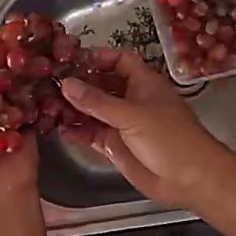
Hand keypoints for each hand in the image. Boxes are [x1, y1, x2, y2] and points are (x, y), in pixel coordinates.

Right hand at [60, 51, 230, 207]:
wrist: (189, 178)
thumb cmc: (168, 137)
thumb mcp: (131, 114)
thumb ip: (97, 101)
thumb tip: (67, 83)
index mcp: (143, 82)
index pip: (120, 60)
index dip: (99, 57)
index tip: (72, 58)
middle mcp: (132, 99)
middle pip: (102, 84)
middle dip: (79, 83)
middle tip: (49, 81)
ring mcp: (123, 123)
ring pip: (94, 110)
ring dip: (74, 107)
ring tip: (46, 103)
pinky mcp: (116, 145)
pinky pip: (92, 133)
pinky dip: (77, 130)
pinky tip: (58, 128)